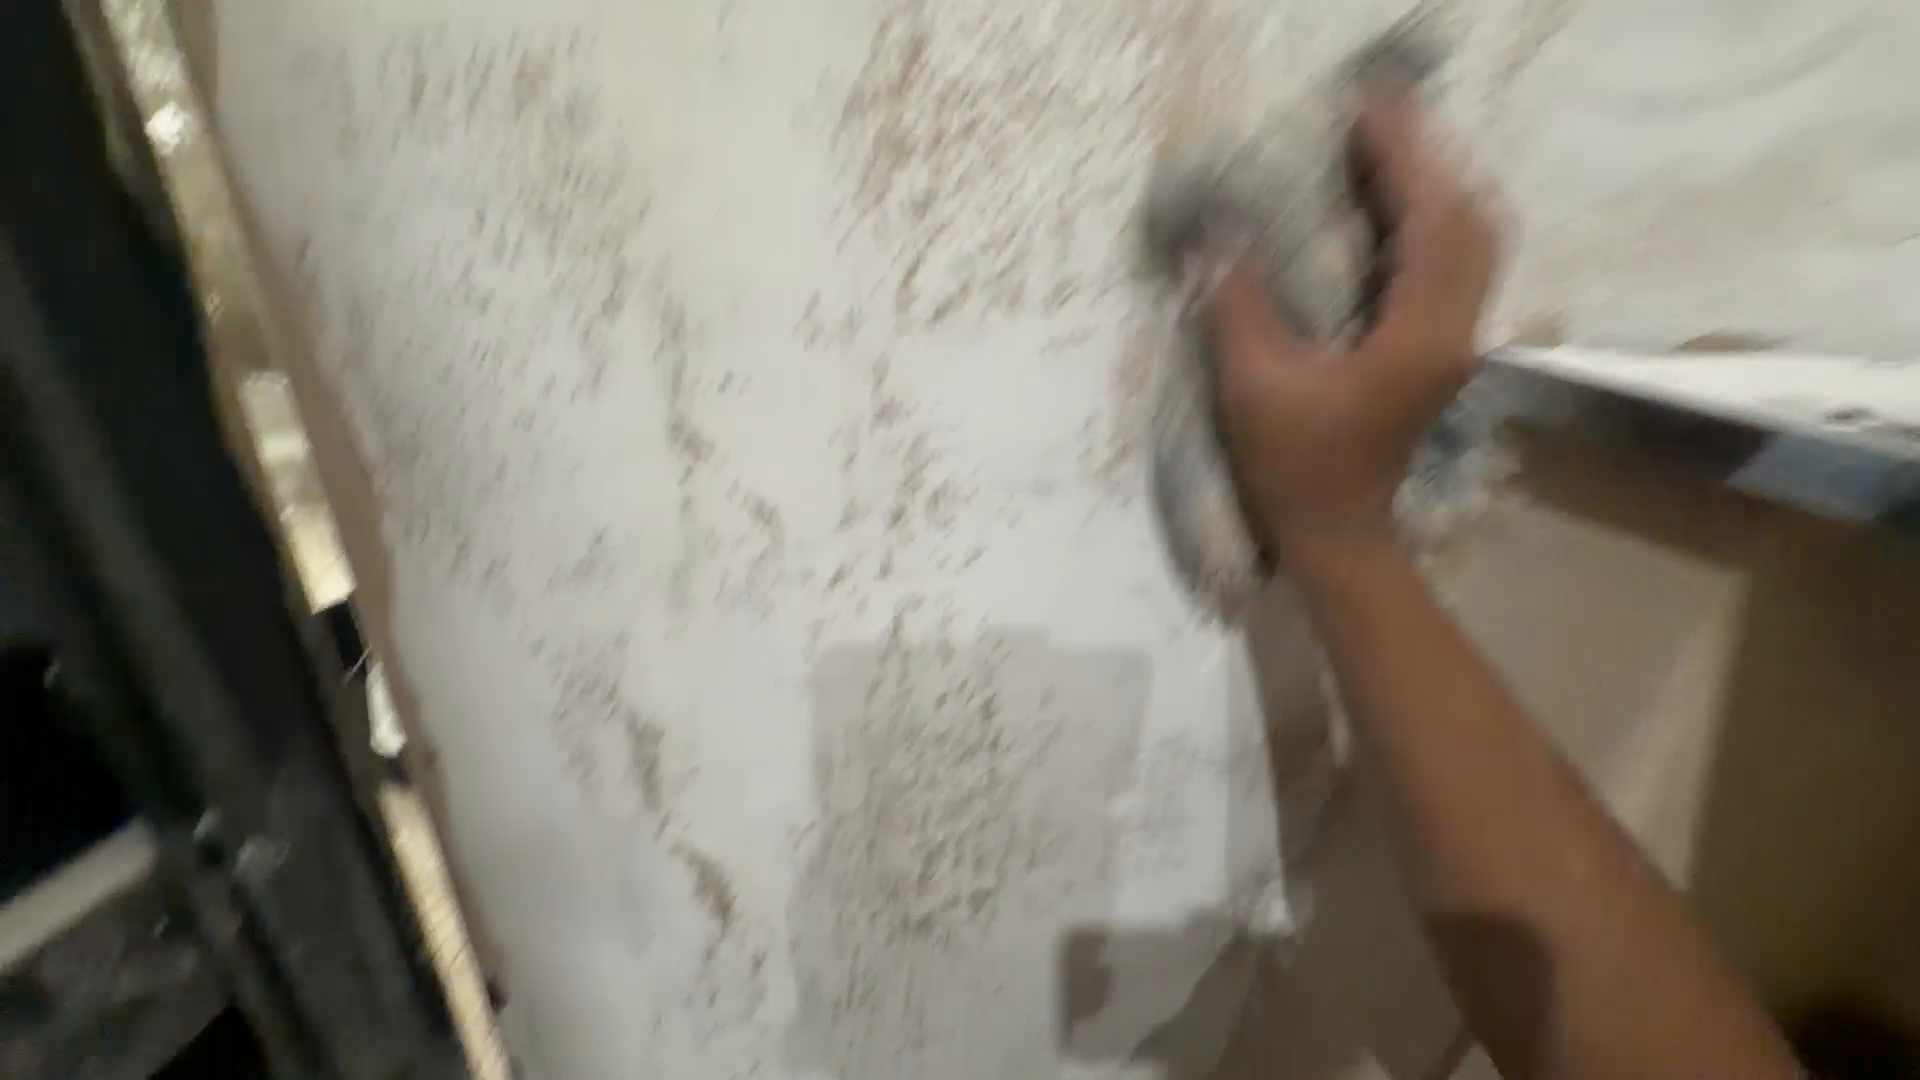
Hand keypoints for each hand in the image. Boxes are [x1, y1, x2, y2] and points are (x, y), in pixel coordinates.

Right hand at [1206, 89, 1503, 573]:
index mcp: (1420, 334)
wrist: (1340, 532)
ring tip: (1380, 153)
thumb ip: (1239, 311)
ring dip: (1434, 183)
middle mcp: (1457, 328)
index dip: (1403, 151)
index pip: (1431, 218)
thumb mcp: (1255, 391)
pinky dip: (1431, 220)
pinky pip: (1454, 263)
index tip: (1362, 104)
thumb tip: (1218, 243)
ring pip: (1471, 237)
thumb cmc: (1297, 470)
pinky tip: (1390, 212)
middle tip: (1370, 120)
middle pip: (1470, 215)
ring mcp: (1456, 339)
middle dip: (1428, 155)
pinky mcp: (1440, 349)